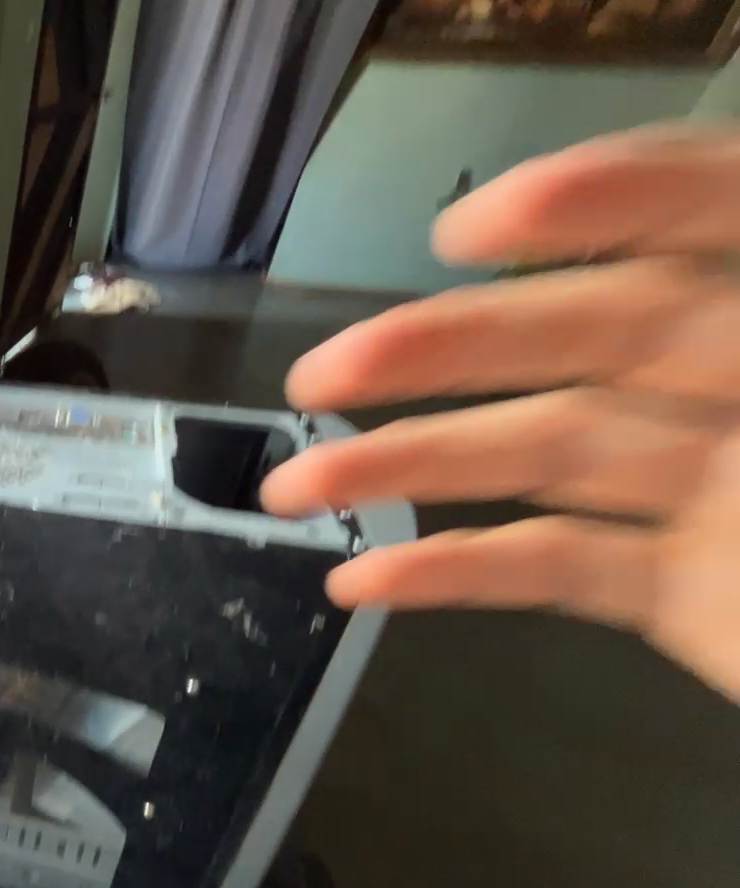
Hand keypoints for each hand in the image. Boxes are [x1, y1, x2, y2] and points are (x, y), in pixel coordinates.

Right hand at [261, 125, 739, 702]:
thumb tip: (708, 240)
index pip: (727, 218)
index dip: (613, 203)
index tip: (472, 229)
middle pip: (588, 336)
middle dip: (443, 349)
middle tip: (322, 374)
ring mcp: (714, 489)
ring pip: (534, 456)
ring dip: (400, 471)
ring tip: (288, 492)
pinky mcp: (675, 587)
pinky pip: (548, 568)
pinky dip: (448, 577)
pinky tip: (359, 586)